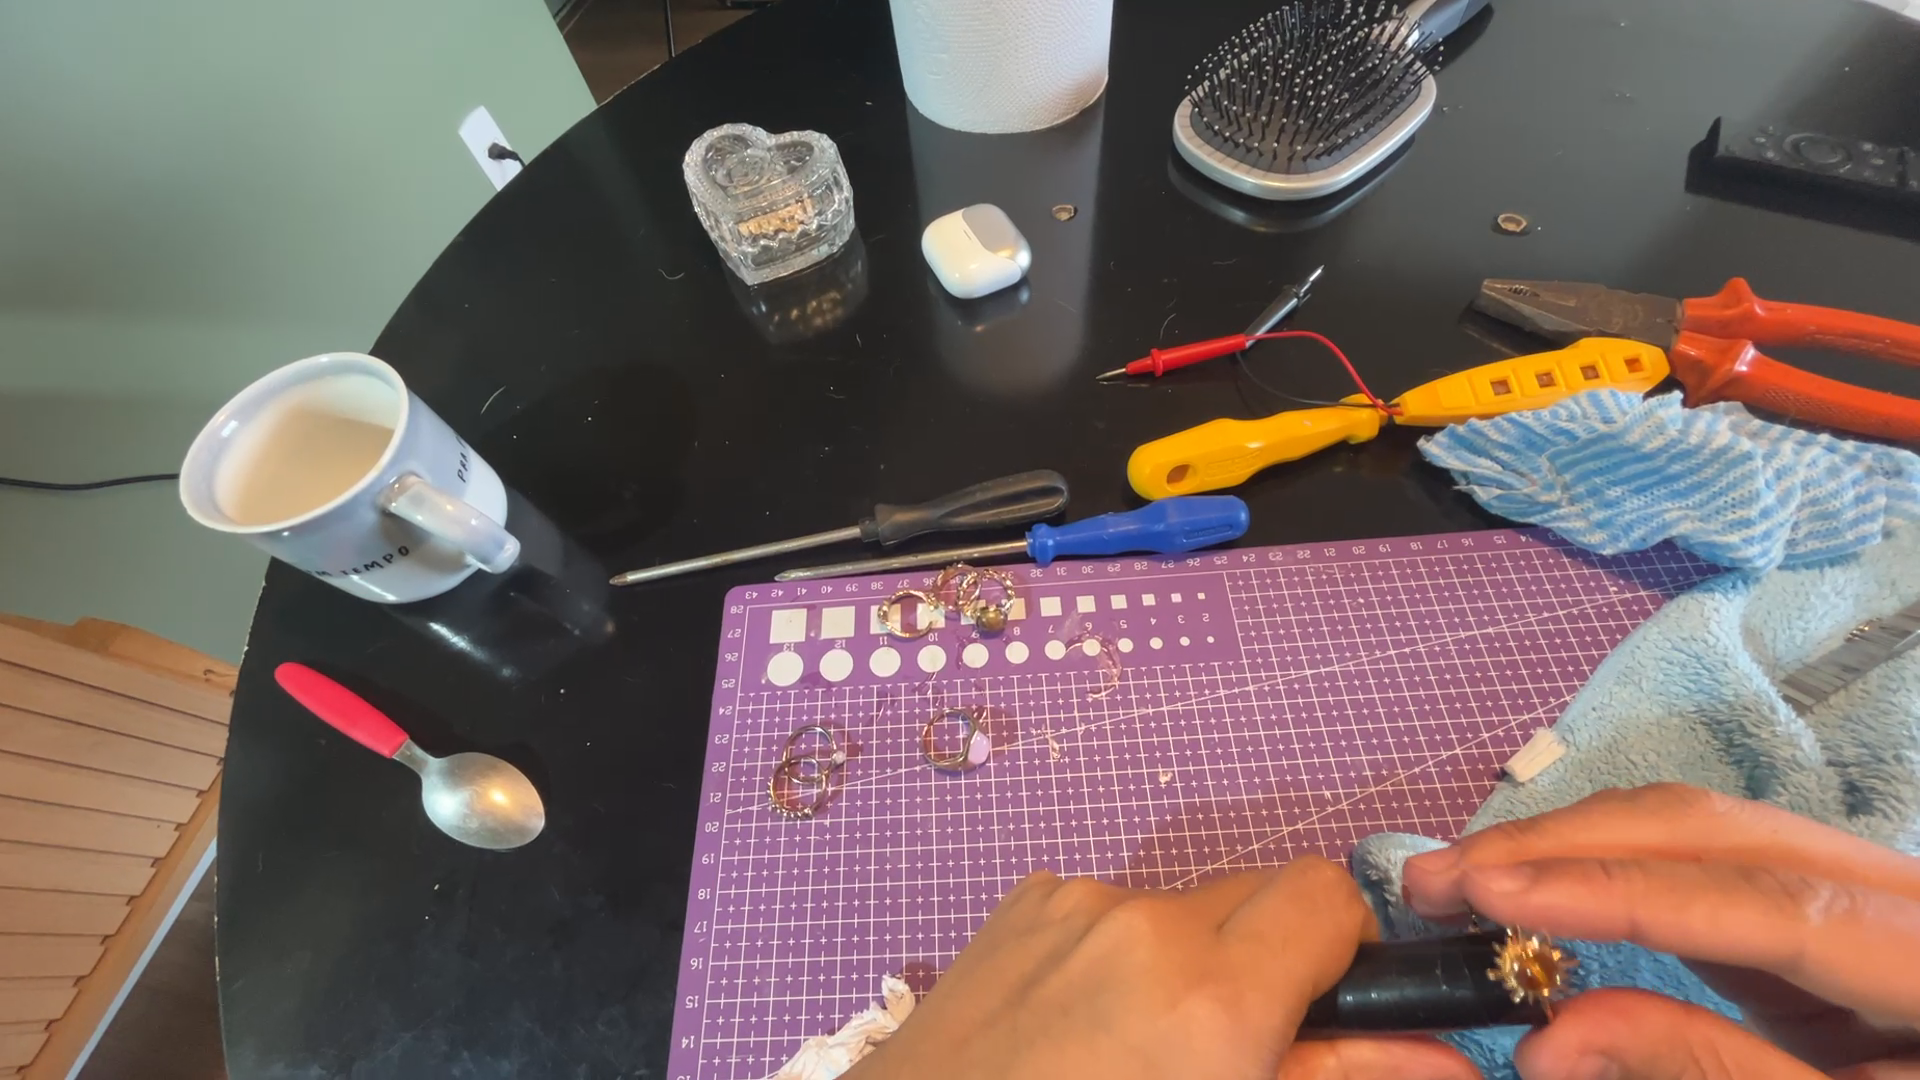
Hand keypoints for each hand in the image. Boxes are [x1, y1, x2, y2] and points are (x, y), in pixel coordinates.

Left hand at [845, 857, 1475, 1079]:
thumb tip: (1445, 1054)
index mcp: (1209, 992)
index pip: (1323, 892)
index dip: (1346, 937)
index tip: (1340, 990)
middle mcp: (1143, 918)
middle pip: (1254, 891)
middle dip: (1271, 951)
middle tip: (1243, 1034)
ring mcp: (1074, 896)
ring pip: (1180, 904)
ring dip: (1189, 955)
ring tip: (1141, 1036)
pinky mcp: (1026, 895)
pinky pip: (1108, 904)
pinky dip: (1121, 947)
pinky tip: (1079, 1013)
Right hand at [1403, 783, 1919, 1078]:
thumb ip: (1702, 1069)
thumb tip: (1541, 1041)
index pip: (1755, 900)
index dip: (1606, 891)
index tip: (1480, 892)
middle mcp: (1882, 882)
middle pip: (1688, 827)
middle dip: (1547, 844)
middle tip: (1436, 876)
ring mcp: (1829, 870)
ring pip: (1665, 818)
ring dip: (1548, 841)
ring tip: (1458, 871)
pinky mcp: (1779, 882)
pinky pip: (1663, 844)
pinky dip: (1577, 854)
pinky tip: (1522, 873)